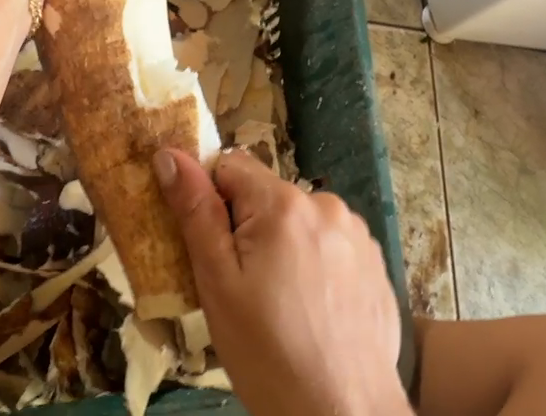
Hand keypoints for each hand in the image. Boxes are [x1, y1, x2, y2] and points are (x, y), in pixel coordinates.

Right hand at [155, 149, 408, 415]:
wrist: (343, 413)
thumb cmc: (269, 353)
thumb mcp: (218, 285)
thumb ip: (196, 213)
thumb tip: (171, 154)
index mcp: (284, 203)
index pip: (231, 167)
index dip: (213, 202)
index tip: (211, 247)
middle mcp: (326, 203)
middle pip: (267, 197)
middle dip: (249, 231)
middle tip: (245, 289)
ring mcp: (356, 232)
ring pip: (300, 222)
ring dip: (285, 247)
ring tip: (282, 306)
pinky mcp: (375, 260)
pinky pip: (331, 246)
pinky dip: (316, 267)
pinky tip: (314, 311)